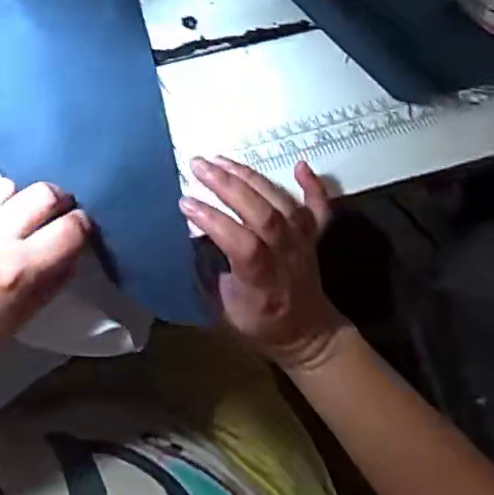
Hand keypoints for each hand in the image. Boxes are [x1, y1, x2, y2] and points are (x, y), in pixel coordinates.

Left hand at [0, 180, 90, 397]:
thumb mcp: (19, 321)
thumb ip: (52, 282)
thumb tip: (73, 250)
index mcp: (17, 270)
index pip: (71, 228)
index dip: (82, 226)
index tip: (80, 229)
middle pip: (42, 192)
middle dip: (57, 201)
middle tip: (54, 216)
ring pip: (7, 185)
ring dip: (17, 200)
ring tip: (10, 220)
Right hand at [180, 158, 348, 372]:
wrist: (307, 334)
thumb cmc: (258, 323)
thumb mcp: (222, 309)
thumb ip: (203, 276)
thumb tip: (175, 242)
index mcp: (262, 281)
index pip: (242, 245)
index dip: (213, 221)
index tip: (183, 201)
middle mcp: (286, 257)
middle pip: (264, 215)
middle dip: (229, 185)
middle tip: (197, 164)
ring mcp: (303, 244)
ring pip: (282, 204)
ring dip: (251, 176)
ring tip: (220, 159)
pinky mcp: (313, 236)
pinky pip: (318, 208)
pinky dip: (313, 186)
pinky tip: (300, 165)